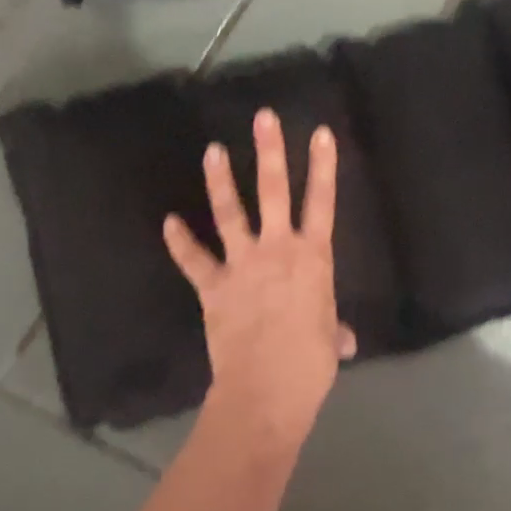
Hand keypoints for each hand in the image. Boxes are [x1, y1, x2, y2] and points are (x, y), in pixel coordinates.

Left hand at [163, 109, 355, 447]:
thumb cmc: (309, 365)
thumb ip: (333, 330)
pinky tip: (168, 222)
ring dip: (219, 181)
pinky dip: (180, 242)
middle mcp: (278, 250)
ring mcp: (242, 265)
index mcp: (314, 258)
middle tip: (262, 117)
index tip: (319, 132)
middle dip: (269, 151)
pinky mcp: (213, 287)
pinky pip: (194, 260)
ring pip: (231, 213)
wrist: (266, 392)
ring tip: (212, 150)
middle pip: (273, 191)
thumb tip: (342, 340)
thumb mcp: (329, 342)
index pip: (322, 201)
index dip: (323, 166)